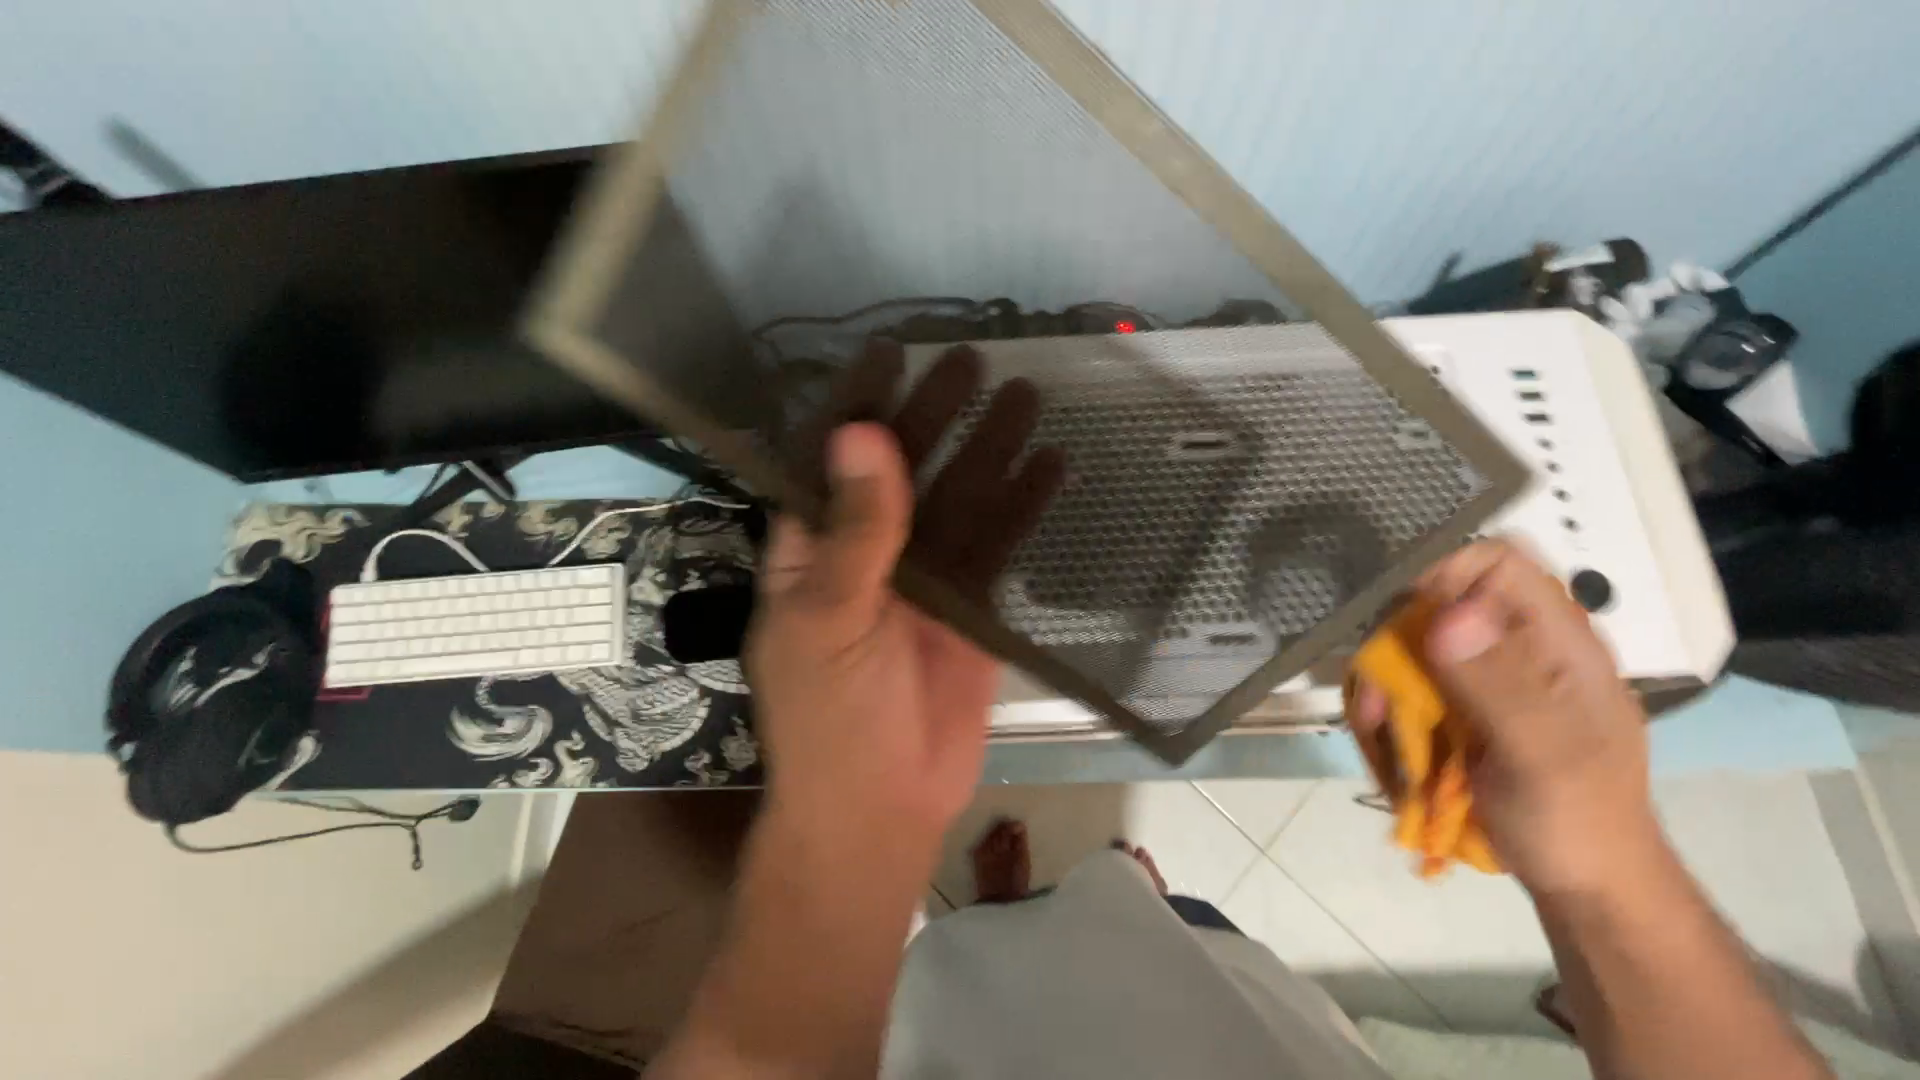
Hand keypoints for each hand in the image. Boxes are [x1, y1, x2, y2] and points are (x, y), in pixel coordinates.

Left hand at [748, 341, 1063, 854]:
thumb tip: (862, 434)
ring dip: (990, 451)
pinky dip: (1022, 508)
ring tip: (1026, 396)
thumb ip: (855, 531)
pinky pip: (996, 549)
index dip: (860, 406)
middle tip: (973, 362)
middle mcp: (867, 552)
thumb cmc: (830, 717)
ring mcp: (922, 581)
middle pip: (905, 468)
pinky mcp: (969, 611)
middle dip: (936, 416)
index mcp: (812, 549)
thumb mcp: (829, 618)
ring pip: (958, 501)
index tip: (892, 353)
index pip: (832, 460)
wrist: (879, 808)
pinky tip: (1051, 467)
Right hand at [1348, 540, 1661, 895]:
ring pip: (1410, 650)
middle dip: (1394, 649)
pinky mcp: (1460, 709)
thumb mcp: (1545, 755)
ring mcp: (1486, 679)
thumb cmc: (1579, 821)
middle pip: (1435, 606)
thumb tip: (1447, 615)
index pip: (1496, 563)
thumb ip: (1499, 684)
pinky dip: (1386, 714)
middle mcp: (1517, 648)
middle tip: (1380, 704)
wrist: (1587, 885)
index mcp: (1557, 642)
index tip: (1403, 625)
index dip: (1443, 575)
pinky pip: (1406, 689)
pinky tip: (1388, 748)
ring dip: (1383, 689)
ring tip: (1379, 734)